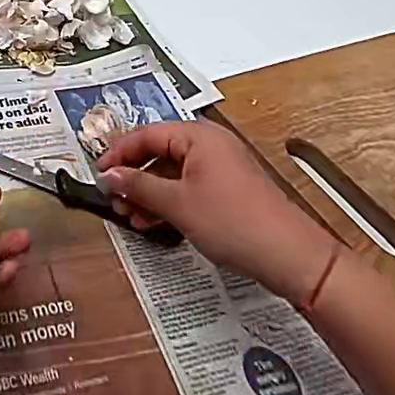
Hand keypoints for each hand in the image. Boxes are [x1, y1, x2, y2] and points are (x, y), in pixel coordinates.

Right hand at [96, 120, 336, 302]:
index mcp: (198, 136)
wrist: (295, 261)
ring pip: (170, 173)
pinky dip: (167, 201)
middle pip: (157, 152)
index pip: (145, 134)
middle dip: (132, 177)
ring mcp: (220, 168)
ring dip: (147, 192)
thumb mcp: (176, 203)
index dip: (118, 153)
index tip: (99, 173)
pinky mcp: (228, 191)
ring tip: (130, 215)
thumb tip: (108, 175)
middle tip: (114, 197)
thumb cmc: (234, 223)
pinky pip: (186, 187)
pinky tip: (153, 221)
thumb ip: (136, 185)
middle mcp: (209, 145)